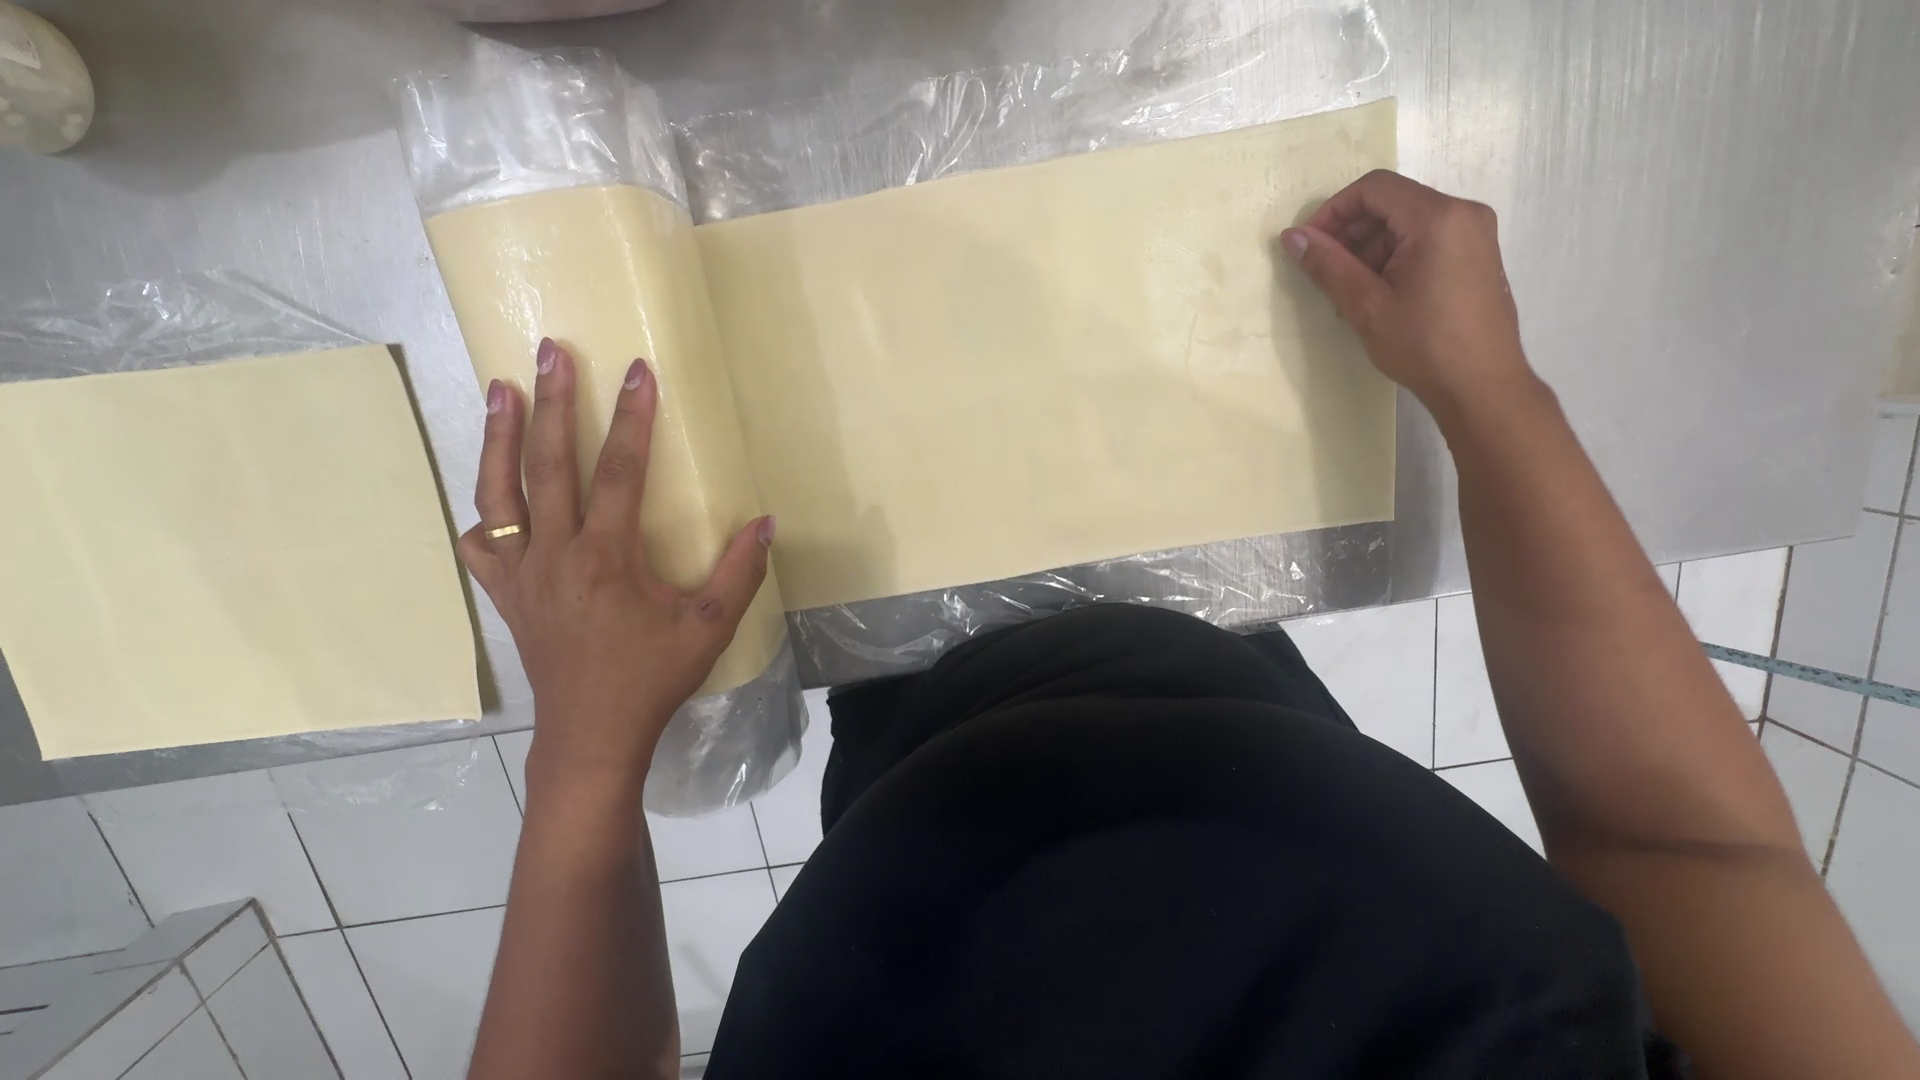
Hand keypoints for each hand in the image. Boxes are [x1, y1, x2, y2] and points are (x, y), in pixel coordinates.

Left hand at [457, 337, 773, 796]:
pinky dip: (482, 511)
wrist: (591, 733)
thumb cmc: (652, 678)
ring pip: (499, 493)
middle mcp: (554, 555)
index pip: (619, 472)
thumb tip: (763, 521)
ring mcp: (520, 574)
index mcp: (606, 559)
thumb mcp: (710, 629)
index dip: (632, 419)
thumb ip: (739, 572)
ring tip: (499, 388)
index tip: (638, 371)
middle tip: (550, 350)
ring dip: (498, 437)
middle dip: (553, 402)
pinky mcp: (504, 593)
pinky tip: (489, 494)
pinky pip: (481, 543)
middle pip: (548, 464)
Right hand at [1281, 170, 1536, 416]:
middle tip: (1324, 272)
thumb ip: (1327, 265)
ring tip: (1348, 292)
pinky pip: (1425, 240)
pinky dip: (1393, 258)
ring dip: (1369, 249)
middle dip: (1351, 232)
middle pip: (1391, 203)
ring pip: (1406, 223)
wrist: (1481, 384)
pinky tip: (1377, 295)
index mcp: (1438, 218)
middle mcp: (1462, 214)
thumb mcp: (1366, 305)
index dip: (1333, 211)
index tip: (1309, 245)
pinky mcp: (1475, 255)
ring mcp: (1474, 234)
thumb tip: (1292, 237)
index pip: (1374, 189)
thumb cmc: (1423, 344)